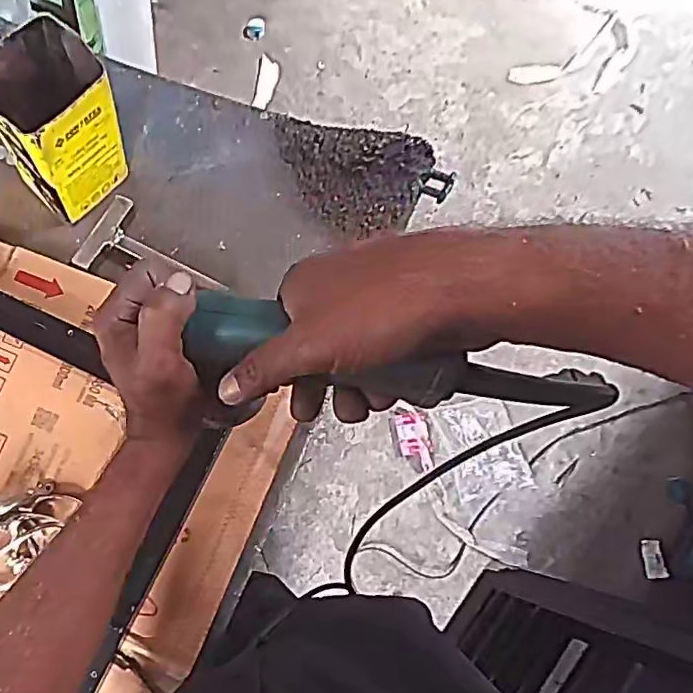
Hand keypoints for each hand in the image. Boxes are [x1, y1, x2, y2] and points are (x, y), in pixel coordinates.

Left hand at [96, 262, 211, 445]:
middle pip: (161, 283)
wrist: (169, 434)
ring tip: (199, 334)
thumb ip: (162, 317)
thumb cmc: (163, 406)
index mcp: (112, 318)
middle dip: (185, 298)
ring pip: (172, 298)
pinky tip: (200, 339)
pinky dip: (194, 322)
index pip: (147, 272)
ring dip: (192, 310)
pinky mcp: (158, 340)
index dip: (174, 287)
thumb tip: (177, 283)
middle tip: (196, 326)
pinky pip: (180, 315)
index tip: (189, 313)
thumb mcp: (160, 360)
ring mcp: (141, 330)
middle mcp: (123, 319)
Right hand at [216, 229, 499, 421]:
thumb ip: (263, 369)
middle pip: (317, 348)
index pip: (275, 333)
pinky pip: (387, 347)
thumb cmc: (388, 307)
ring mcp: (374, 293)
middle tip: (335, 409)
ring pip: (355, 352)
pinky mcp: (407, 306)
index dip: (282, 370)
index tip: (293, 397)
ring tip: (376, 399)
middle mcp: (335, 283)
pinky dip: (390, 370)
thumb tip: (227, 386)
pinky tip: (401, 383)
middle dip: (327, 386)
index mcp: (302, 284)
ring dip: (362, 385)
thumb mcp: (309, 349)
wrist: (465, 290)